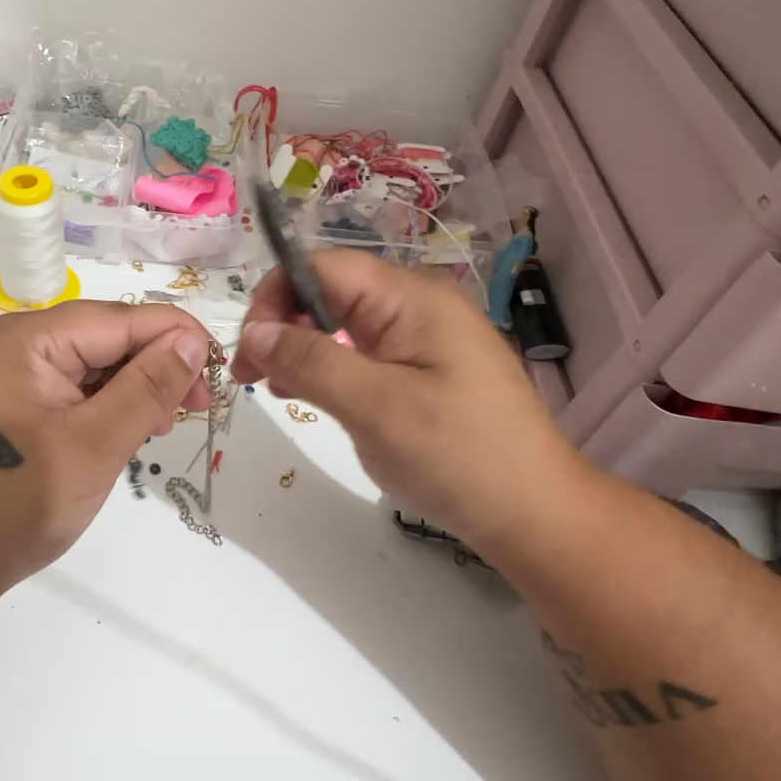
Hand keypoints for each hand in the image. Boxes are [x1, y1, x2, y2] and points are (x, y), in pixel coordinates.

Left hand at [0, 300, 214, 586]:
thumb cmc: (15, 504)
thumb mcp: (95, 444)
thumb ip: (147, 387)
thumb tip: (192, 340)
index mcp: (27, 339)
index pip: (119, 319)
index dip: (176, 336)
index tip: (220, 370)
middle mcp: (16, 344)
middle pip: (106, 337)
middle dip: (158, 364)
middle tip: (200, 406)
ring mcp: (12, 374)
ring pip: (94, 364)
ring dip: (138, 387)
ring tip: (169, 423)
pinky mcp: (15, 404)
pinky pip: (75, 390)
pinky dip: (110, 406)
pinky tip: (135, 428)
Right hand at [231, 249, 590, 555]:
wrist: (531, 513)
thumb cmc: (458, 455)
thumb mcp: (376, 407)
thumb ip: (311, 363)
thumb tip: (254, 332)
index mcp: (411, 300)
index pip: (324, 268)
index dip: (276, 297)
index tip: (250, 351)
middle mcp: (417, 310)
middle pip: (330, 295)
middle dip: (283, 327)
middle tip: (250, 379)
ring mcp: (422, 344)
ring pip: (343, 330)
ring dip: (301, 353)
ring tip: (275, 392)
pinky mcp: (422, 376)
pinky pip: (363, 359)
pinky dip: (329, 374)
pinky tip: (312, 400)